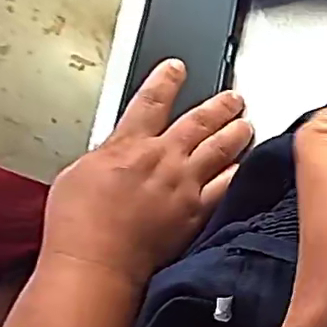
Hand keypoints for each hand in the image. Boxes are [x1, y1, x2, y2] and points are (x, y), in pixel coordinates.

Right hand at [41, 59, 252, 286]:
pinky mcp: (198, 210)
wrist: (98, 259)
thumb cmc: (79, 222)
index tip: (178, 68)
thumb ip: (109, 154)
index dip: (166, 81)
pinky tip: (246, 165)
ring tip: (247, 124)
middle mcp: (162, 159)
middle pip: (197, 123)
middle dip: (219, 106)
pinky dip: (237, 172)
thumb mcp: (80, 172)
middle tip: (235, 97)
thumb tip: (121, 148)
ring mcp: (184, 184)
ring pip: (219, 149)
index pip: (151, 102)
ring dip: (236, 133)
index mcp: (127, 146)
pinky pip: (226, 185)